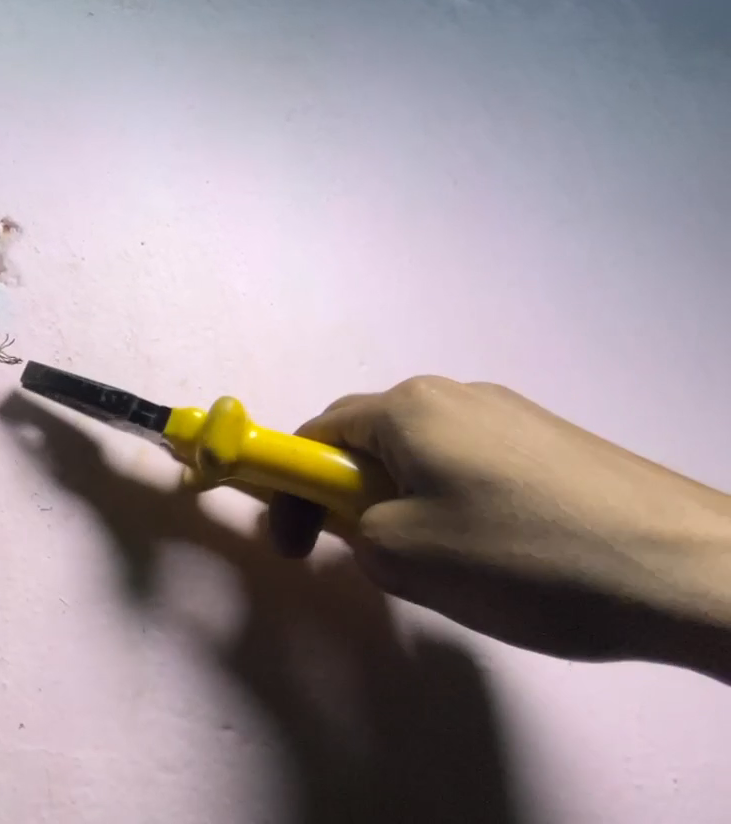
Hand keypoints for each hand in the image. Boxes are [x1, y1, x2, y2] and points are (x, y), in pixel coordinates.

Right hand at [274, 376, 730, 670]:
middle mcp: (452, 394)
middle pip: (365, 439)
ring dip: (403, 498)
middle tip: (361, 548)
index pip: (310, 434)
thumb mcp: (401, 556)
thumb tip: (366, 521)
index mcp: (404, 407)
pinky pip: (473, 464)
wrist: (713, 579)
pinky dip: (457, 500)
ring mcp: (514, 414)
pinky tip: (500, 550)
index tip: (293, 541)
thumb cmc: (529, 558)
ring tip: (440, 558)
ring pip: (420, 454)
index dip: (285, 486)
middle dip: (347, 492)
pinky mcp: (561, 443)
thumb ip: (348, 529)